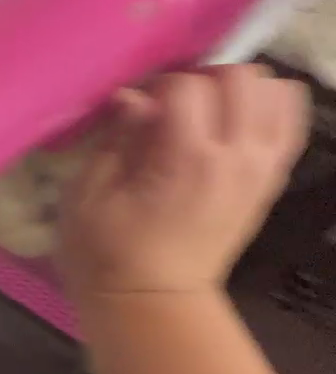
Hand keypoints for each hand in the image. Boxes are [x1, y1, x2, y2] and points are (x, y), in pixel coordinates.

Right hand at [59, 65, 309, 302]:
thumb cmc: (101, 249)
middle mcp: (237, 154)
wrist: (148, 295)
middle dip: (200, 80)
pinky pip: (288, 119)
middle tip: (164, 104)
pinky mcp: (271, 175)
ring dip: (237, 91)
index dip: (153, 86)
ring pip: (276, 91)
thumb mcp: (85, 196)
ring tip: (199, 112)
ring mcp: (263, 164)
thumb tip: (132, 98)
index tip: (128, 105)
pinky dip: (263, 108)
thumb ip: (115, 141)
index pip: (186, 88)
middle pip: (240, 79)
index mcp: (184, 160)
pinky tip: (227, 124)